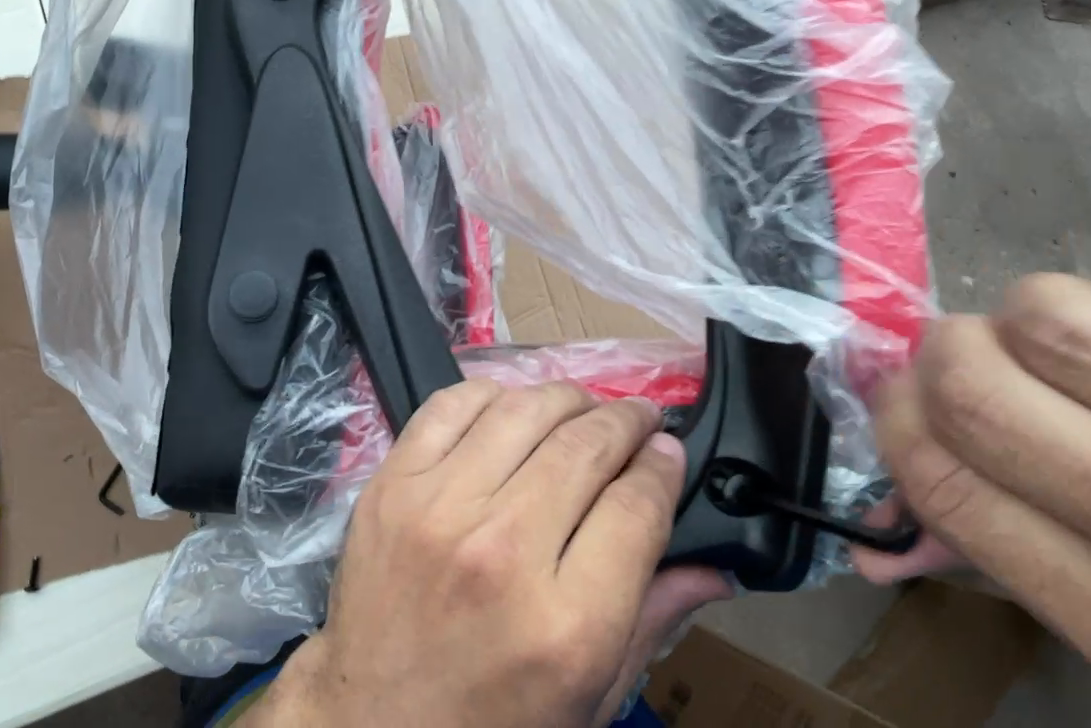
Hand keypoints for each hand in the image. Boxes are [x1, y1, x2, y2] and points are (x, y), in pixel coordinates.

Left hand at [246, 380, 731, 727]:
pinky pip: (449, 406)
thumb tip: (716, 564)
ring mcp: (438, 508)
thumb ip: (653, 618)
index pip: (637, 505)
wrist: (375, 717)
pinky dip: (490, 394)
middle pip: (584, 447)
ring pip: (521, 412)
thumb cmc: (494, 716)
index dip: (663, 467)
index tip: (668, 452)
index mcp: (568, 620)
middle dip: (625, 421)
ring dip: (564, 399)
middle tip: (638, 417)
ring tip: (581, 407)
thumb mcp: (592, 695)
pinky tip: (510, 408)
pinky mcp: (391, 485)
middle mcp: (503, 550)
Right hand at [855, 232, 1090, 727]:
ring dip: (1044, 306)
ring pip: (1072, 328)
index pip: (949, 487)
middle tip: (975, 347)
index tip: (903, 388)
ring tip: (1075, 320)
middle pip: (981, 395)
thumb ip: (1054, 593)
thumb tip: (883, 546)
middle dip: (948, 349)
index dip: (895, 415)